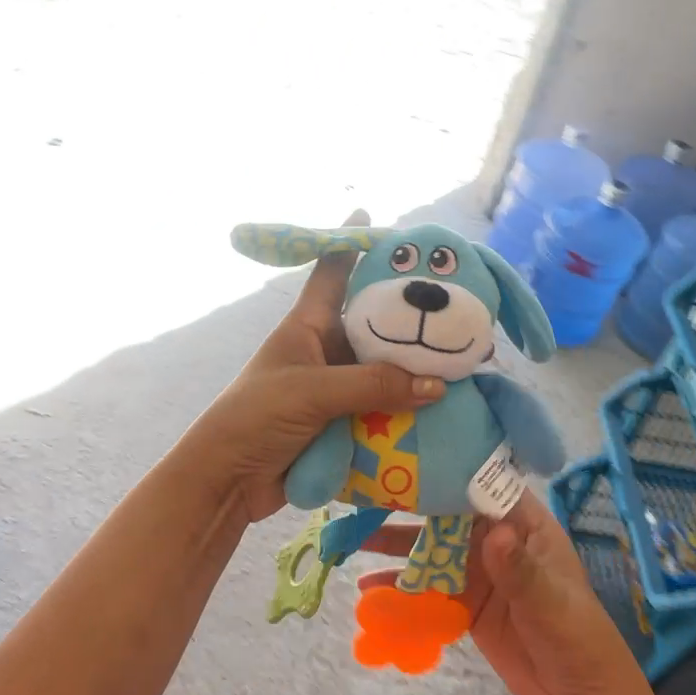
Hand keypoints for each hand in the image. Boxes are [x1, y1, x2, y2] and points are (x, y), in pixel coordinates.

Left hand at [178, 210, 443, 523]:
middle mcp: (325, 350)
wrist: (228, 481)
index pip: (331, 272)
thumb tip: (437, 384)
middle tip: (458, 307)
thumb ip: (372, 385)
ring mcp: (336, 387)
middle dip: (410, 317)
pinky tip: (447, 405)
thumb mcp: (312, 392)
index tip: (367, 213)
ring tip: (468, 362)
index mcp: (307, 326)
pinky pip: (384, 407)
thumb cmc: (256, 418)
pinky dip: (411, 406)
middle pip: (373, 323)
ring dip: (418, 368)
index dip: (348, 241)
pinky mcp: (344, 423)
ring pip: (385, 369)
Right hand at [360, 492, 648, 694]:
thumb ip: (520, 571)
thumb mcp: (551, 603)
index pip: (482, 487)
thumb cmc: (577, 637)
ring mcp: (479, 572)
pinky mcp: (465, 604)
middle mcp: (497, 540)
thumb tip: (494, 534)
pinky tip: (370, 591)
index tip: (406, 461)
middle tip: (363, 500)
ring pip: (430, 551)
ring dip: (395, 548)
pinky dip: (400, 588)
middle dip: (407, 509)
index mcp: (524, 525)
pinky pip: (428, 589)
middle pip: (446, 516)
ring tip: (353, 543)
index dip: (447, 472)